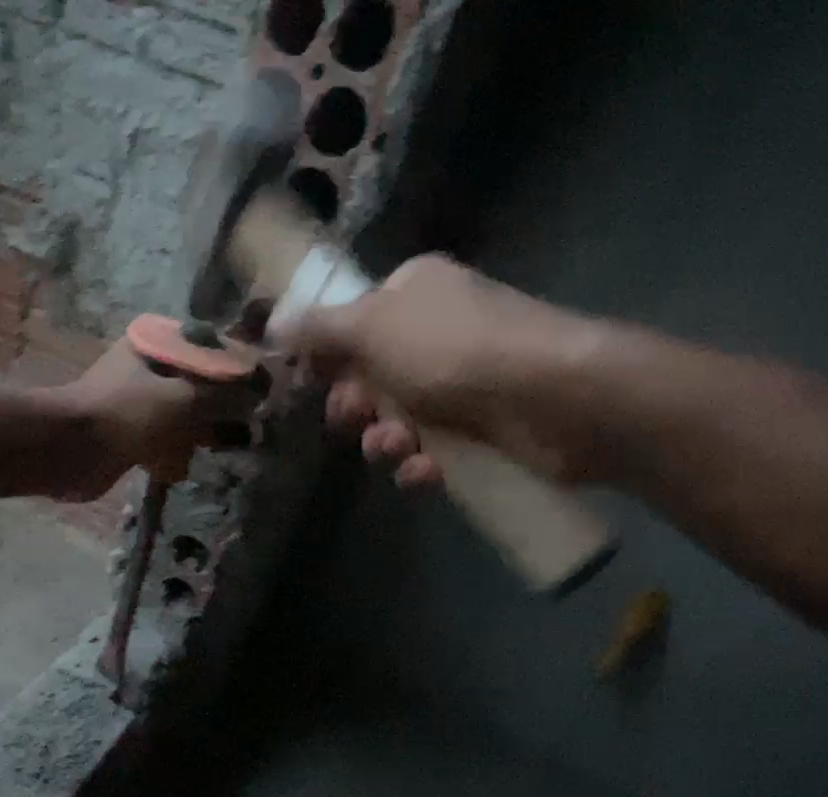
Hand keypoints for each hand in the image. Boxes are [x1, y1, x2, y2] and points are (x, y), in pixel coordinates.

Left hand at [53, 339, 256, 498]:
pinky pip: (165, 441)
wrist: (68, 450)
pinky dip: (177, 453)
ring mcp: (137, 402)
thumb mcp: (185, 398)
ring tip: (227, 449)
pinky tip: (186, 466)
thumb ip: (226, 395)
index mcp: (158, 343)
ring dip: (203, 432)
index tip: (265, 394)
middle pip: (200, 384)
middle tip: (249, 427)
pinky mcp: (129, 434)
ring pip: (184, 415)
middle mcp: (148, 366)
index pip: (212, 349)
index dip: (241, 370)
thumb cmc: (127, 413)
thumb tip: (259, 394)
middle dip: (224, 407)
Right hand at [287, 254, 614, 486]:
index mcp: (413, 293)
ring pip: (399, 421)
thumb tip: (274, 322)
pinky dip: (423, 466)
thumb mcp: (372, 327)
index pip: (354, 322)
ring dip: (385, 441)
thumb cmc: (453, 349)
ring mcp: (464, 383)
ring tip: (395, 447)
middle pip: (372, 378)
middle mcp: (438, 332)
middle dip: (356, 406)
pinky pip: (435, 452)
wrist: (552, 395)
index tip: (308, 382)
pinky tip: (426, 472)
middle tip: (354, 417)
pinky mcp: (485, 431)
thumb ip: (319, 329)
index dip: (328, 356)